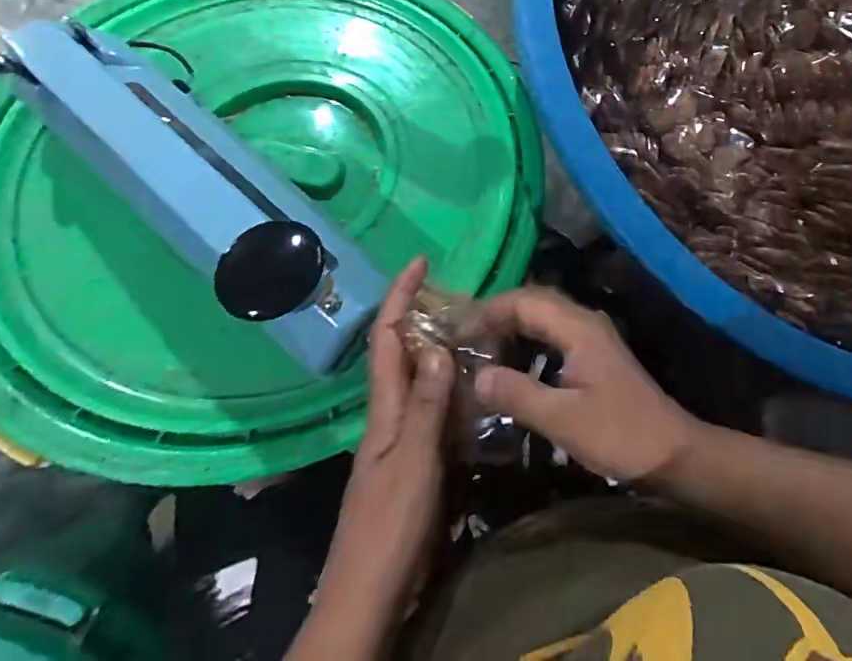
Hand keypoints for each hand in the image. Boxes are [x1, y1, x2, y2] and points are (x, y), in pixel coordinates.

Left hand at [319, 257, 454, 610]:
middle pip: (405, 354)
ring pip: (424, 381)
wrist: (370, 590)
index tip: (419, 262)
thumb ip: (425, 404)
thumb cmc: (388, 524)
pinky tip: (481, 391)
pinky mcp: (420, 461)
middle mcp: (391, 416)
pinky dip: (456, 392)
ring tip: (480, 332)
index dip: (401, 297)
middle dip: (425, 317)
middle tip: (464, 296)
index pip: (389, 339)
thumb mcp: (412, 461)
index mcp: (384, 409)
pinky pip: (439, 412)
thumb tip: (435, 344)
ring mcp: (405, 439)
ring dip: (445, 352)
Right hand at [470, 288, 697, 481]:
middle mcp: (586, 322)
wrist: (670, 451)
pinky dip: (528, 340)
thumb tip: (476, 375)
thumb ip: (517, 394)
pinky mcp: (595, 356)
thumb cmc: (618, 434)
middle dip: (497, 314)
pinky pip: (554, 334)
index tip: (456, 332)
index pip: (525, 300)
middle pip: (534, 301)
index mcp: (578, 328)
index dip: (488, 311)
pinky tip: (512, 364)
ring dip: (512, 325)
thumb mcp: (562, 419)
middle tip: (462, 339)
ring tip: (480, 349)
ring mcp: (593, 338)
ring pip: (545, 316)